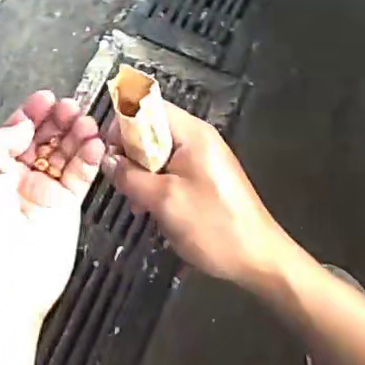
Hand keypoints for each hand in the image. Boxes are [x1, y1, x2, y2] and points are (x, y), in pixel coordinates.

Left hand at [0, 91, 103, 329]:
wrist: (0, 287)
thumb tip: (23, 125)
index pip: (16, 134)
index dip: (31, 114)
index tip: (47, 97)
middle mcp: (20, 178)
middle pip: (44, 139)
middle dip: (57, 121)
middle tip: (72, 107)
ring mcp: (45, 192)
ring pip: (65, 153)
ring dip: (76, 134)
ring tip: (87, 121)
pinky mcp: (68, 206)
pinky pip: (81, 175)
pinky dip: (89, 157)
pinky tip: (95, 143)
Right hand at [105, 106, 294, 289]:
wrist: (258, 257)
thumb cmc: (213, 226)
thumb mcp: (163, 201)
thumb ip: (130, 177)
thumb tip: (107, 160)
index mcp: (193, 134)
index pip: (149, 107)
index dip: (123, 122)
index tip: (106, 149)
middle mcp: (199, 139)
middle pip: (153, 129)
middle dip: (130, 152)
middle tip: (118, 179)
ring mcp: (204, 158)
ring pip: (159, 152)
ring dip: (141, 173)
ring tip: (133, 200)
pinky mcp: (206, 178)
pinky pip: (172, 170)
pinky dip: (157, 184)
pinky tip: (151, 209)